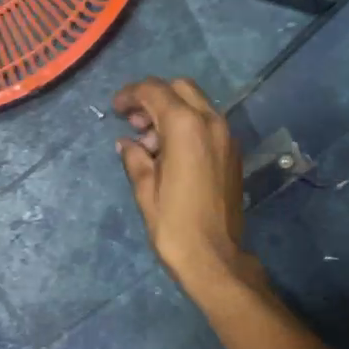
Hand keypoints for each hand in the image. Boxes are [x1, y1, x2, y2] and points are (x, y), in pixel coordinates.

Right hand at [113, 77, 253, 290]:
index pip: (155, 92)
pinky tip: (170, 154)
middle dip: (154, 99)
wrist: (214, 258)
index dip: (131, 95)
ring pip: (196, 105)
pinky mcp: (232, 154)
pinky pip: (207, 125)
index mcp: (186, 128)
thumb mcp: (146, 193)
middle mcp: (211, 122)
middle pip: (180, 89)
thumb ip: (135, 160)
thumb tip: (127, 143)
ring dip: (171, 113)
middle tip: (134, 124)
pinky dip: (187, 127)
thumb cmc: (175, 228)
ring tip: (149, 144)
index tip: (116, 109)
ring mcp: (226, 137)